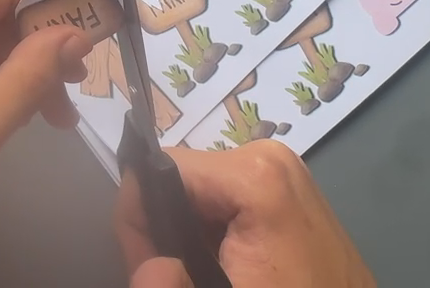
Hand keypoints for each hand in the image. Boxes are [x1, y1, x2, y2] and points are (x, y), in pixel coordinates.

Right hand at [115, 141, 373, 287]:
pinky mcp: (291, 188)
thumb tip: (148, 269)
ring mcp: (283, 169)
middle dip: (166, 229)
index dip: (139, 218)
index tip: (145, 270)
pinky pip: (227, 197)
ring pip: (199, 189)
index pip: (160, 169)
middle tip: (174, 278)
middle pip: (180, 179)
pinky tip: (231, 268)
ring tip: (204, 276)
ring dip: (188, 232)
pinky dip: (215, 231)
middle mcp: (268, 155)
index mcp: (255, 174)